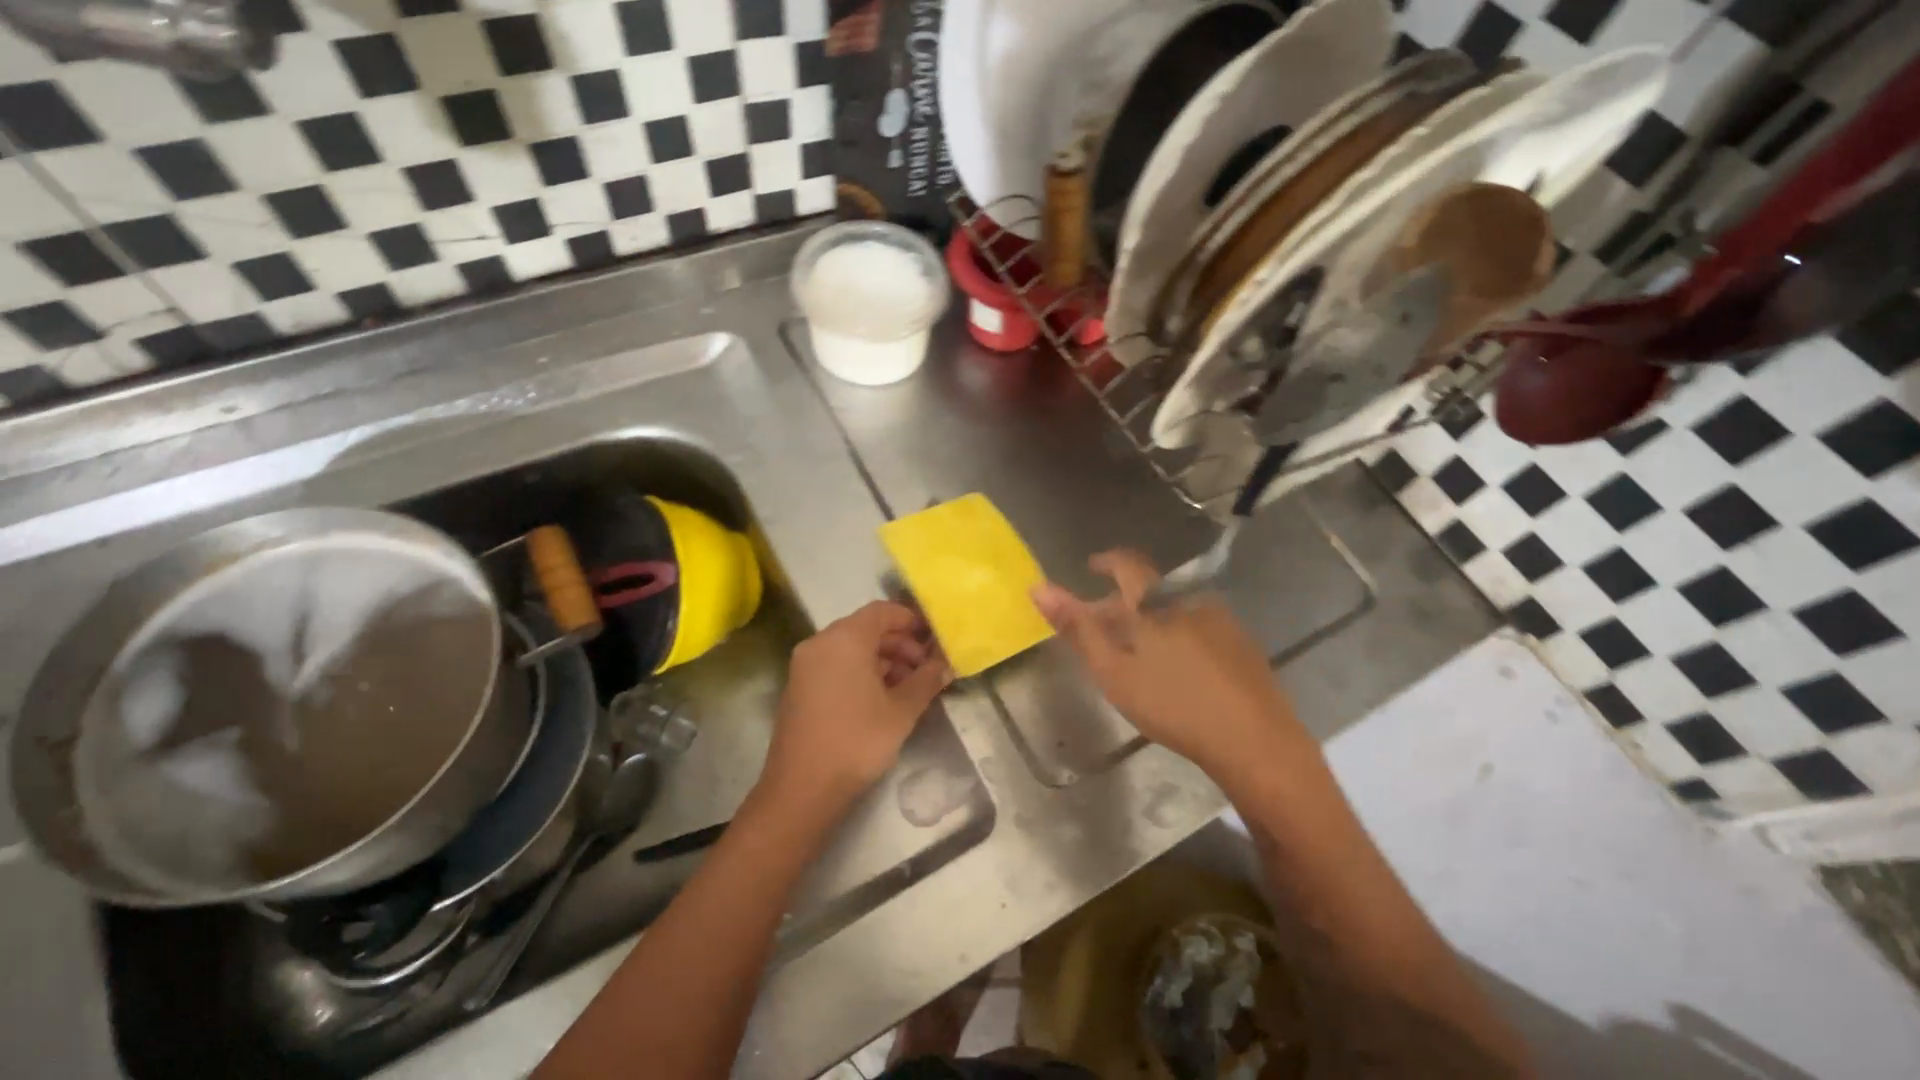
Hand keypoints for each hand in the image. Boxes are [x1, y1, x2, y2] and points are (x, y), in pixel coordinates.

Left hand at [760, 601, 953, 813]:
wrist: (803, 787)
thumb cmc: (857, 741)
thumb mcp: (901, 711)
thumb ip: (926, 682)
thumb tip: (945, 665)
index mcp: (844, 639)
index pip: (881, 611)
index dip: (910, 620)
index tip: (934, 639)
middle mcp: (820, 643)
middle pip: (865, 629)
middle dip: (900, 644)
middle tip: (926, 669)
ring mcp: (805, 666)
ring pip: (850, 649)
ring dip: (882, 661)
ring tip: (909, 688)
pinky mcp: (799, 688)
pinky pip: (835, 666)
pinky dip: (861, 672)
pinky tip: (882, 699)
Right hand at [1031, 550, 1310, 784]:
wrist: (1254, 740)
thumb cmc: (1173, 705)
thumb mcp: (1113, 671)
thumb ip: (1077, 628)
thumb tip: (1039, 588)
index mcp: (1156, 602)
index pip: (1127, 564)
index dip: (1106, 561)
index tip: (1091, 567)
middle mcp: (1190, 600)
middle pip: (1149, 592)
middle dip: (1122, 604)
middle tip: (1101, 628)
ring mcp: (1221, 622)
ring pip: (1174, 611)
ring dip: (1151, 621)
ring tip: (1136, 651)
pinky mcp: (1242, 645)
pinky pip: (1198, 628)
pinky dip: (1177, 635)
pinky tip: (1175, 667)